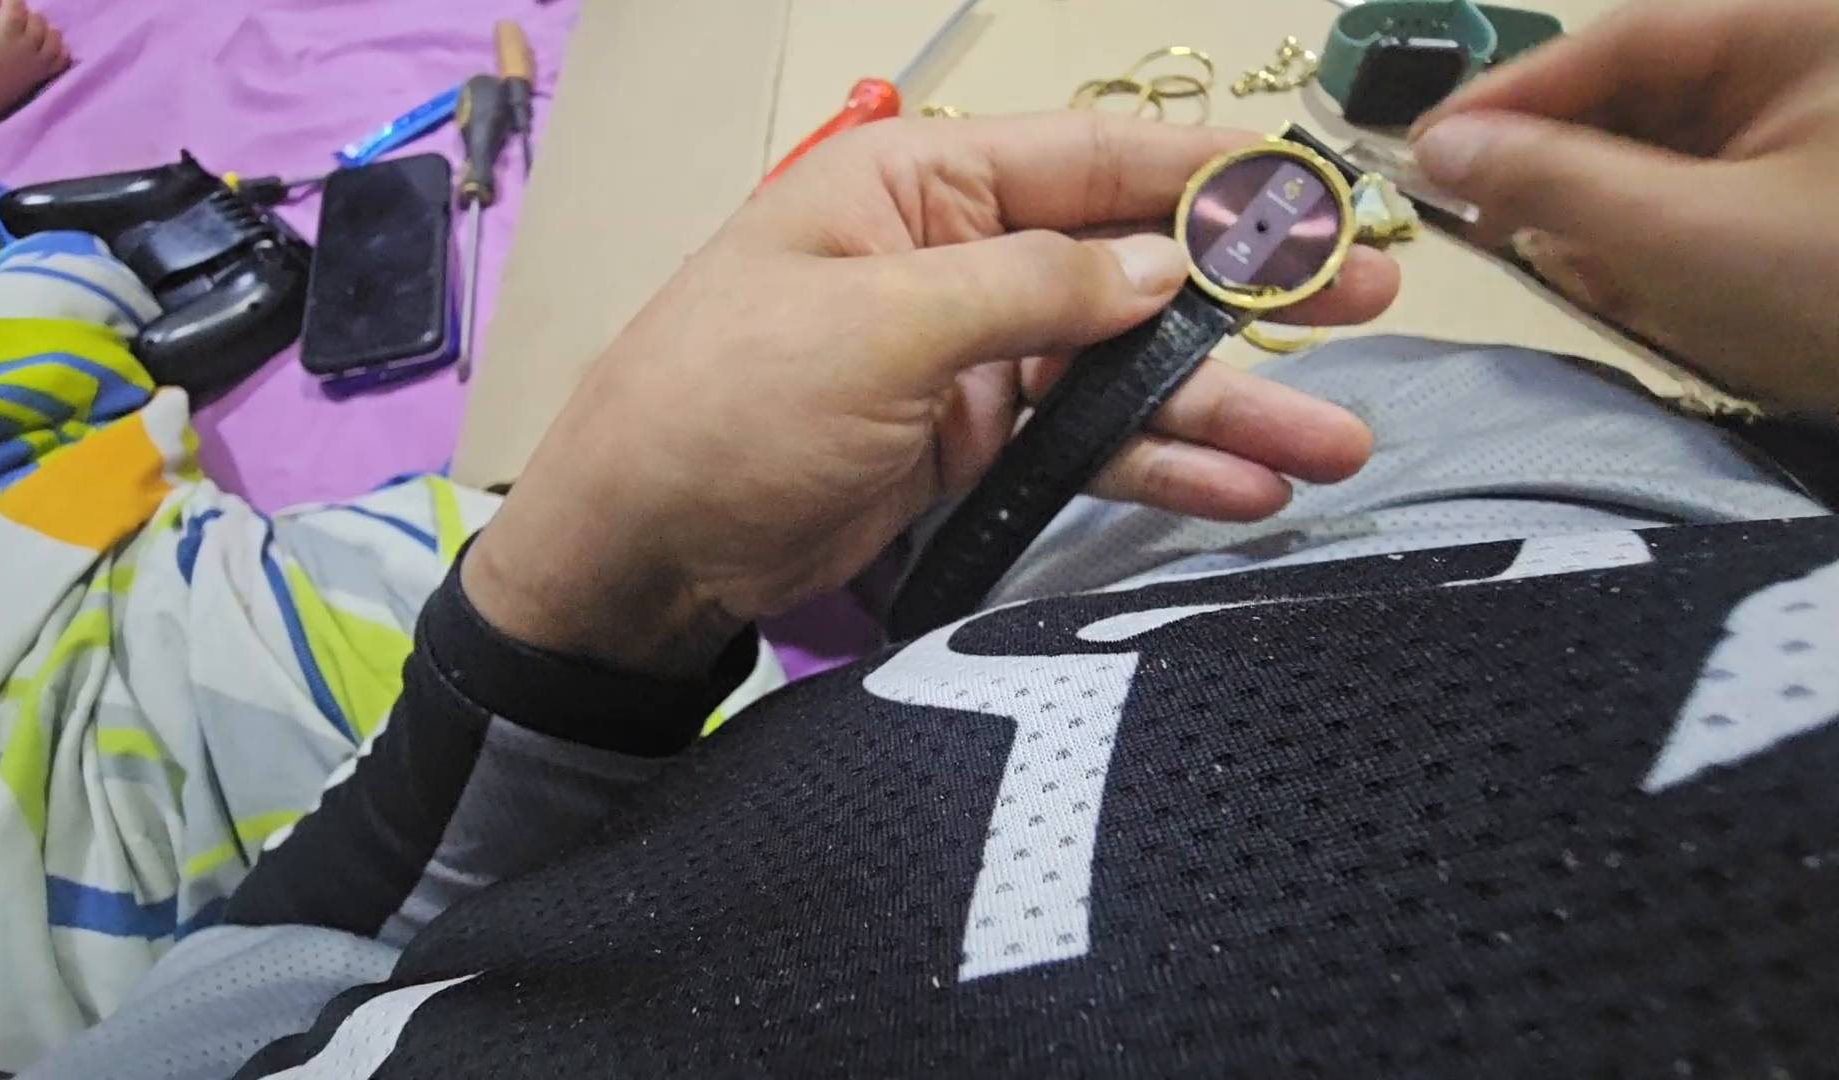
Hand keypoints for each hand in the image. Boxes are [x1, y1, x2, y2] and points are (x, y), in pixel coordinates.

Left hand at [465, 113, 1397, 673]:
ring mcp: (965, 369)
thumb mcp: (877, 323)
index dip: (1203, 177)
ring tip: (1325, 444)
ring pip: (1111, 382)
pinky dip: (1146, 471)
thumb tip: (1156, 270)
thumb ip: (1024, 291)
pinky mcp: (965, 453)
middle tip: (1366, 312)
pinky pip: (1073, 453)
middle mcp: (953, 269)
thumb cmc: (735, 398)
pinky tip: (1232, 489)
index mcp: (918, 192)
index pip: (1085, 163)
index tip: (1314, 195)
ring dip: (1214, 413)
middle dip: (1240, 301)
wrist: (661, 536)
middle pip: (1120, 277)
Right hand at [1411, 0, 1838, 412]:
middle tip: (1486, 230)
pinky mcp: (1790, 176)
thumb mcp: (1678, 236)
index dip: (1507, 96)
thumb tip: (1440, 148)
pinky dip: (1637, 240)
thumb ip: (1547, 182)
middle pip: (1628, 99)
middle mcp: (1808, 57)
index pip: (1622, 41)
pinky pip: (1676, 192)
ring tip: (1599, 275)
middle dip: (1558, 173)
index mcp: (1812, 29)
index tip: (1418, 152)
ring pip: (1642, 153)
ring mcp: (1801, 120)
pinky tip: (1639, 281)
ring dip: (1595, 218)